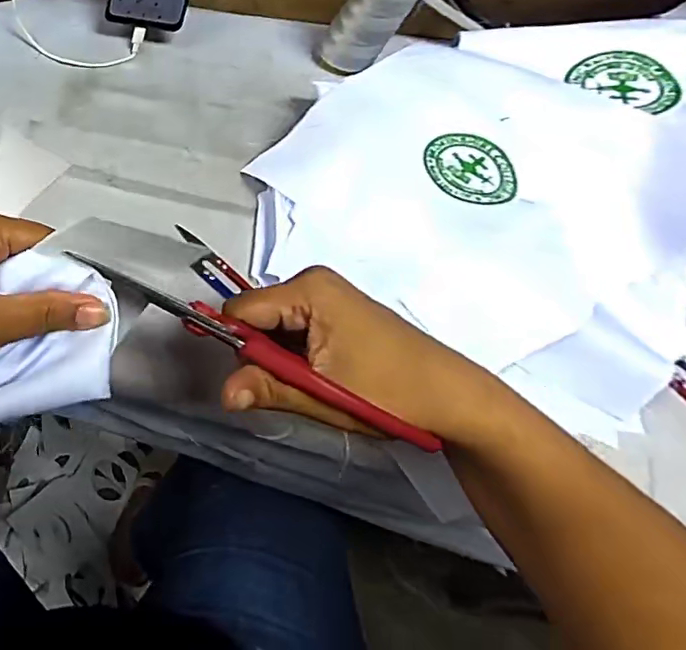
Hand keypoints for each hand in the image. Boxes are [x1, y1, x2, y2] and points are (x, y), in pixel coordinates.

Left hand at [0, 206, 109, 419]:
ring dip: (23, 294)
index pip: (43, 240)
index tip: (95, 304)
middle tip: (74, 322)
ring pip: (6, 266)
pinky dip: (1, 296)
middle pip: (25, 251)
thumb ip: (47, 312)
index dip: (72, 271)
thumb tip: (100, 307)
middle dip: (47, 286)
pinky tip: (10, 321)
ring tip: (45, 326)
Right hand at [218, 266, 525, 448]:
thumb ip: (267, 387)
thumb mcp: (324, 395)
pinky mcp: (337, 309)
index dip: (241, 345)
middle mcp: (313, 281)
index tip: (260, 378)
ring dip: (283, 357)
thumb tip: (223, 394)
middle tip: (298, 386)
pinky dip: (298, 353)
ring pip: (274, 324)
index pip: (242, 310)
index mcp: (308, 289)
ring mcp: (327, 294)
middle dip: (266, 353)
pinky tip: (324, 375)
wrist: (461, 403)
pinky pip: (294, 326)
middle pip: (257, 316)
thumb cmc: (395, 394)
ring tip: (318, 383)